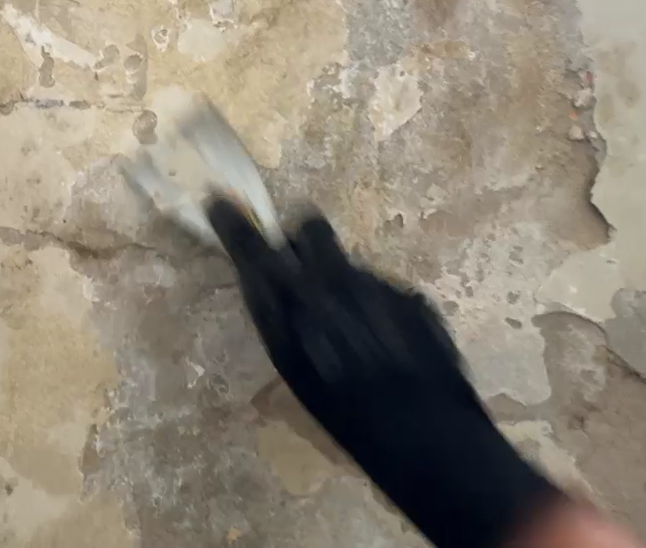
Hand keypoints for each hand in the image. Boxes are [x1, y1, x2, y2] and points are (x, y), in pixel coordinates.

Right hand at [209, 200, 563, 547]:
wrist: (427, 441)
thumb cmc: (340, 413)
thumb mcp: (289, 363)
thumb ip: (273, 310)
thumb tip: (260, 275)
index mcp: (291, 296)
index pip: (249, 242)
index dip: (231, 221)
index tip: (218, 204)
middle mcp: (331, 276)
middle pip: (310, 227)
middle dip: (303, 240)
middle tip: (303, 268)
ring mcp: (377, 282)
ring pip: (349, 265)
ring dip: (344, 285)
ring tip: (355, 334)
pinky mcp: (413, 296)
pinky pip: (384, 292)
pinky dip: (378, 309)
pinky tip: (387, 346)